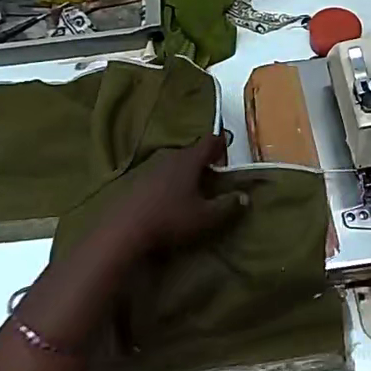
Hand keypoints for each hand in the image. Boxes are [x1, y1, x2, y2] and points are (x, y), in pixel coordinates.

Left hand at [102, 134, 246, 256]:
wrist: (125, 228)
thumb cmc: (171, 218)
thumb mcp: (206, 217)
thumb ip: (227, 206)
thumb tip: (245, 196)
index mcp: (189, 160)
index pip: (209, 142)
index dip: (221, 143)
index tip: (228, 146)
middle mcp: (171, 157)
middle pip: (192, 152)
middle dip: (205, 159)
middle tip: (216, 171)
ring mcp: (152, 167)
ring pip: (176, 163)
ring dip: (187, 170)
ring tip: (196, 186)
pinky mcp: (138, 180)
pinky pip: (162, 174)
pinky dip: (172, 180)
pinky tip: (172, 196)